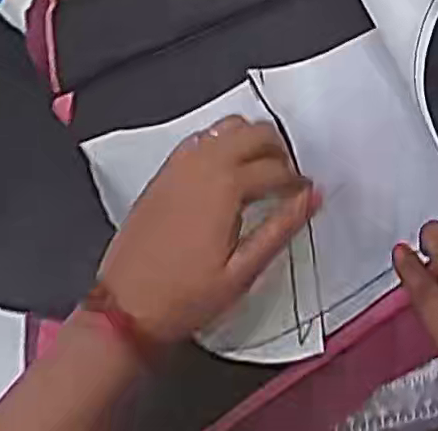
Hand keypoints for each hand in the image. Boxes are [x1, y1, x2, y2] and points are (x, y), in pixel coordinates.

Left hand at [97, 115, 317, 343]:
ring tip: (261, 169)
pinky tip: (227, 167)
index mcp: (227, 185)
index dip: (297, 182)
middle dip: (280, 152)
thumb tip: (314, 196)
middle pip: (259, 133)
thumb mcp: (242, 272)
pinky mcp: (167, 168)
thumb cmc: (185, 297)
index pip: (277, 169)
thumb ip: (282, 227)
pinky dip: (224, 140)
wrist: (123, 311)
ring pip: (232, 126)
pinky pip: (205, 135)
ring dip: (253, 140)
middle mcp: (206, 162)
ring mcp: (184, 162)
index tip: (304, 195)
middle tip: (286, 180)